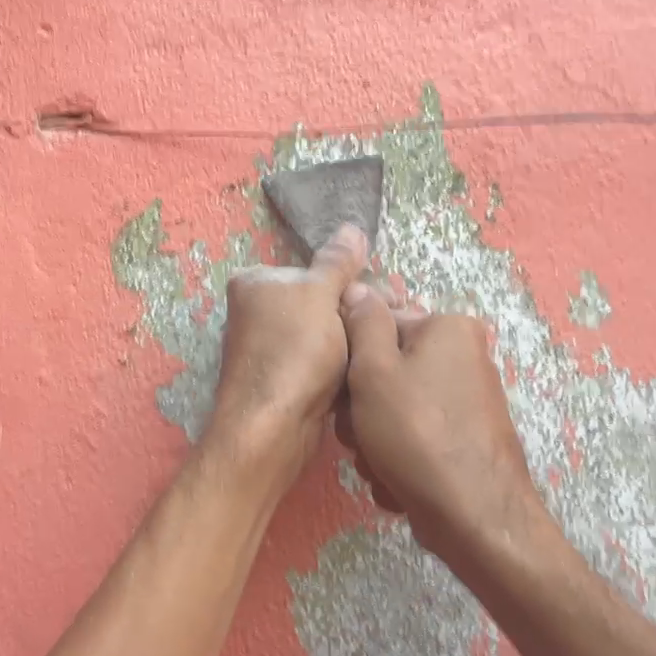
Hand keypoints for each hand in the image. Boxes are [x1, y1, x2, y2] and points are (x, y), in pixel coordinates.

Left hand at [206, 226, 370, 487]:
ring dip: (357, 342)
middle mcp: (257, 311)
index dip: (354, 282)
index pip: (315, 270)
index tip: (392, 296)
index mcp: (256, 281)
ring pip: (327, 335)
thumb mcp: (320, 295)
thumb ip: (338, 263)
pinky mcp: (285, 379)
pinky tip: (368, 375)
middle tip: (400, 323)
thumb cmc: (294, 350)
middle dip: (360, 313)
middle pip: (322, 302)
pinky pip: (323, 363)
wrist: (272, 428)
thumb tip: (351, 228)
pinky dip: (345, 367)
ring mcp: (270, 347)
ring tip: (388, 350)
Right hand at [335, 285, 545, 561]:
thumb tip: (357, 287)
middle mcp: (463, 357)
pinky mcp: (462, 440)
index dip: (349, 356)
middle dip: (361, 407)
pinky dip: (398, 458)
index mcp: (447, 328)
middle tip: (357, 432)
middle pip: (385, 368)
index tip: (340, 389)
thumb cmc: (417, 434)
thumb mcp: (374, 370)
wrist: (475, 520)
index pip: (376, 324)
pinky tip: (396, 481)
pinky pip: (414, 437)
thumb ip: (362, 323)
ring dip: (373, 438)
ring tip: (378, 463)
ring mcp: (465, 402)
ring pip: (393, 408)